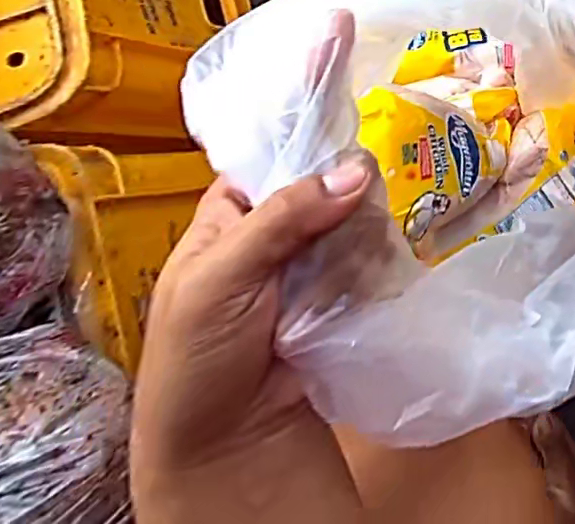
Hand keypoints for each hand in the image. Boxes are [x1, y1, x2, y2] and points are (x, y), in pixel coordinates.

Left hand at [129, 160, 373, 520]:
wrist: (230, 440)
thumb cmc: (198, 356)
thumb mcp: (219, 280)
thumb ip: (282, 219)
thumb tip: (358, 169)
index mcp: (232, 215)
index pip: (275, 156)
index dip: (310, 142)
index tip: (352, 133)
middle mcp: (279, 226)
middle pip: (329, 182)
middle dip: (345, 196)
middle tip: (349, 216)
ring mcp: (316, 254)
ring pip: (358, 214)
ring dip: (360, 233)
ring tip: (345, 264)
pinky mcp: (348, 280)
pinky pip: (375, 249)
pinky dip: (376, 257)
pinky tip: (366, 275)